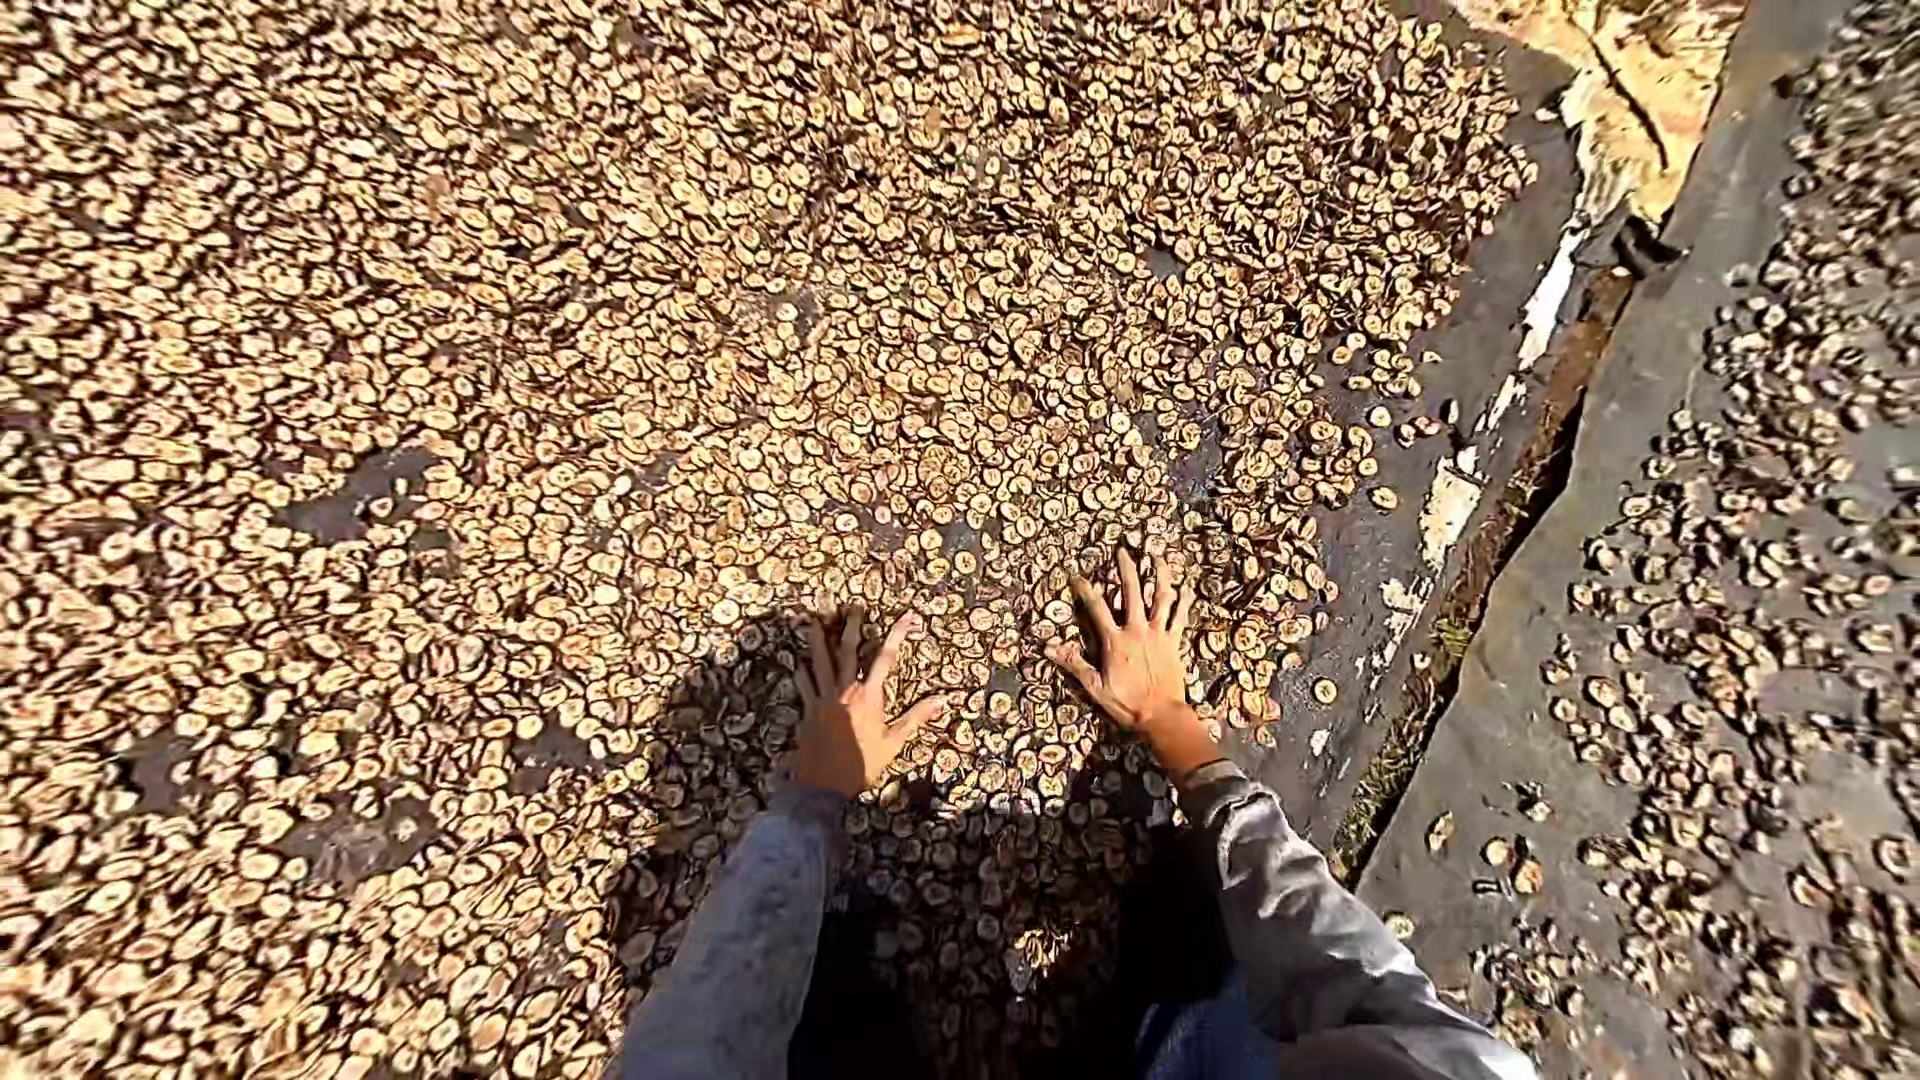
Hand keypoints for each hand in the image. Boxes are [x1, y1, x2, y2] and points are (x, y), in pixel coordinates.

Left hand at [795, 609, 950, 797]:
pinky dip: (801, 673)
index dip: (898, 634)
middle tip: (853, 608)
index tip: (908, 616)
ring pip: (820, 663)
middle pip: (848, 651)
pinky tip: (797, 662)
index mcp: (869, 696)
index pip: (886, 657)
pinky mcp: (808, 710)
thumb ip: (916, 717)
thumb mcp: (894, 741)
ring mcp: (823, 699)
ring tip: (812, 622)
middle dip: (851, 627)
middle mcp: (845, 691)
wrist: (825, 786)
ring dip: (817, 641)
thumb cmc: (863, 764)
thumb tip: (943, 699)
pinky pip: (803, 686)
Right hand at [1048, 549, 1193, 730]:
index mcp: (1115, 640)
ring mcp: (1159, 635)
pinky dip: (1183, 601)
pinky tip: (1186, 587)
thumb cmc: (1126, 703)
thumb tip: (1048, 647)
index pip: (1096, 609)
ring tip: (1158, 558)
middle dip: (1127, 570)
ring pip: (1160, 599)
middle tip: (1123, 551)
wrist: (1162, 716)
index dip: (1086, 590)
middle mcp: (1137, 631)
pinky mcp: (1174, 643)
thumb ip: (1073, 663)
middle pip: (1131, 593)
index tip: (1077, 576)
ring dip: (1160, 576)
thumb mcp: (1094, 686)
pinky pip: (1181, 617)